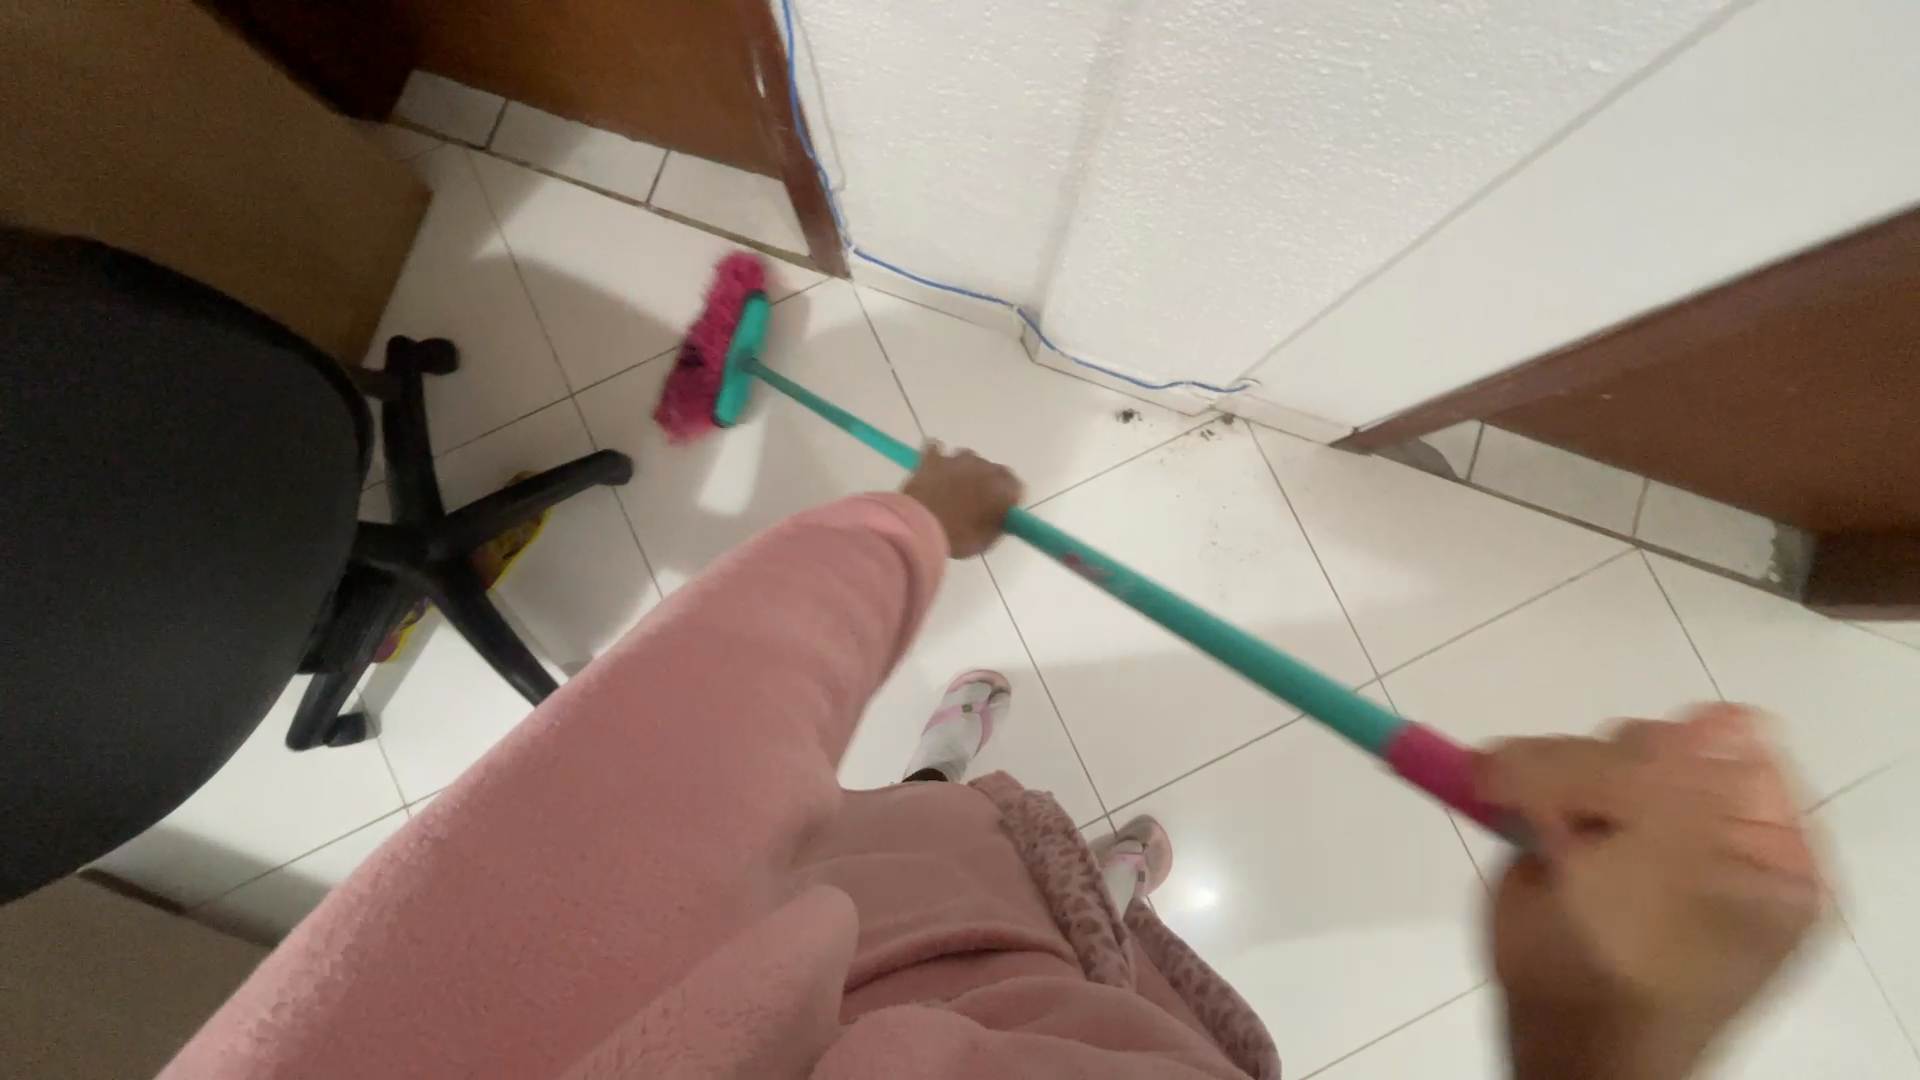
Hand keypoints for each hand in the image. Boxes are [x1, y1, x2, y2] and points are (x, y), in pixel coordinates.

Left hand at [901, 442, 1021, 558]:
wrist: (918, 526)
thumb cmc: (956, 537)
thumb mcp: (986, 540)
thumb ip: (999, 524)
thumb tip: (1002, 517)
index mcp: (1001, 487)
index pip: (1017, 487)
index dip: (1009, 499)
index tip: (1001, 512)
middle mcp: (984, 467)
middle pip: (994, 470)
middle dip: (989, 483)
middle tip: (976, 503)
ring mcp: (957, 459)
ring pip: (969, 458)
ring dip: (966, 470)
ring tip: (953, 488)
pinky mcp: (933, 457)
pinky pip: (937, 449)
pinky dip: (938, 458)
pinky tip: (935, 471)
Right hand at [1481, 704, 1821, 1079]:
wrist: (1558, 1032)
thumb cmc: (1624, 973)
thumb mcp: (1665, 889)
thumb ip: (1691, 799)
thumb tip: (1729, 714)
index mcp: (1764, 847)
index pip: (1729, 748)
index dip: (1668, 759)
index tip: (1626, 802)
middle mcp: (1705, 826)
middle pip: (1640, 741)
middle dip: (1586, 780)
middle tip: (1570, 835)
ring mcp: (1633, 824)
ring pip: (1576, 748)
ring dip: (1538, 783)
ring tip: (1534, 836)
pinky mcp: (1568, 822)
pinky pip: (1534, 766)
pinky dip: (1507, 781)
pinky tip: (1506, 816)